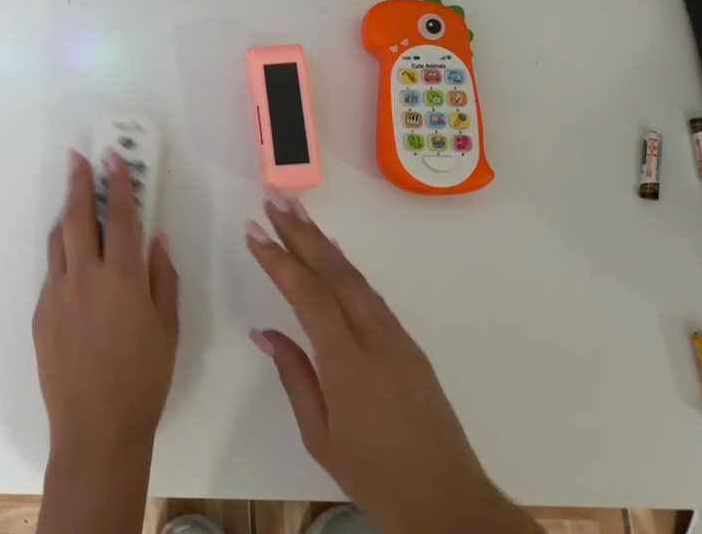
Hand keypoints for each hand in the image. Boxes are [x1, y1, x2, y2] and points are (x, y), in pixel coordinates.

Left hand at [34, 150, 179, 458]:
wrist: (95, 429)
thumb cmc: (144, 380)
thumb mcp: (169, 328)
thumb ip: (163, 277)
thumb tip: (156, 237)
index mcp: (121, 278)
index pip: (118, 216)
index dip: (118, 183)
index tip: (113, 157)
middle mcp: (84, 277)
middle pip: (77, 217)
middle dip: (78, 182)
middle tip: (78, 158)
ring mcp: (57, 294)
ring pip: (57, 240)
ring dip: (64, 213)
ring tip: (72, 197)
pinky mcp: (41, 314)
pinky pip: (52, 271)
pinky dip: (61, 252)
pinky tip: (71, 256)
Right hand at [245, 197, 531, 533]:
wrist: (448, 501)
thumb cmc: (373, 475)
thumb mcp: (319, 435)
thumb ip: (294, 376)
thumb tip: (265, 332)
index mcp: (347, 363)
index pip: (308, 295)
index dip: (279, 260)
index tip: (253, 230)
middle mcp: (376, 340)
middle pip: (335, 273)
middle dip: (302, 234)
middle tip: (275, 201)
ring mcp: (398, 339)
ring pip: (357, 279)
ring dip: (325, 245)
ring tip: (298, 216)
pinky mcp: (410, 346)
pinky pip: (371, 295)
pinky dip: (347, 269)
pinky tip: (334, 259)